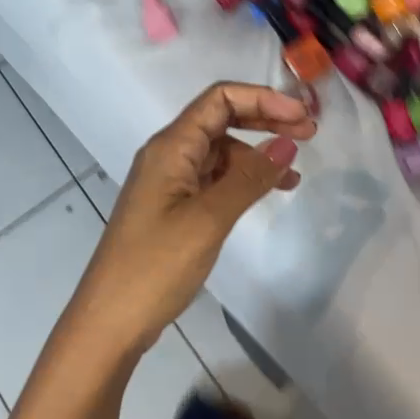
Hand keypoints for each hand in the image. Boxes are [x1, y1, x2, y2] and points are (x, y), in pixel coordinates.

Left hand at [68, 83, 316, 355]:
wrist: (110, 320)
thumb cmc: (156, 265)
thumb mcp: (209, 219)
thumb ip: (249, 179)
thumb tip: (287, 144)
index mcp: (171, 146)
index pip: (219, 99)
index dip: (263, 98)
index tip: (302, 117)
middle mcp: (168, 154)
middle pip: (221, 119)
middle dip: (265, 120)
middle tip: (309, 134)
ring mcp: (169, 181)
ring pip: (220, 151)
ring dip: (257, 154)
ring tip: (295, 174)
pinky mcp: (172, 207)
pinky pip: (213, 178)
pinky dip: (242, 180)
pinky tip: (267, 194)